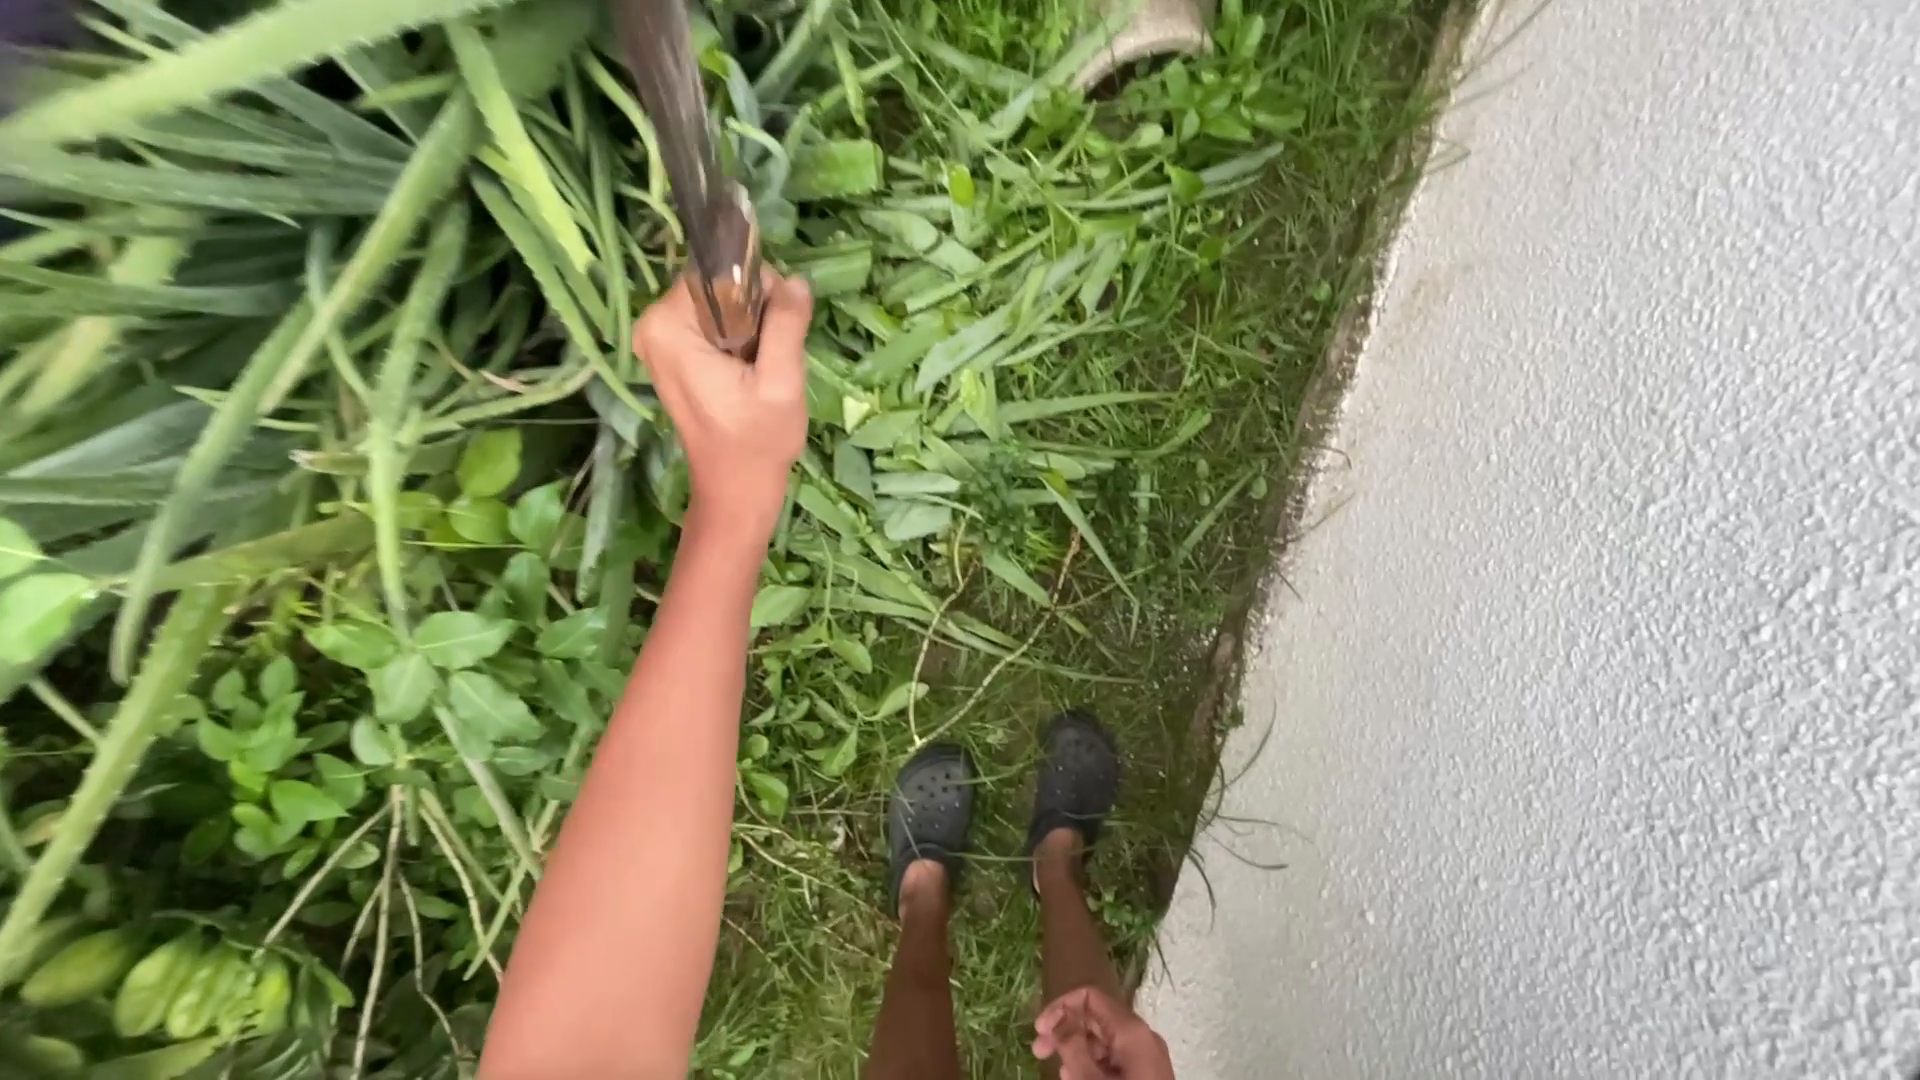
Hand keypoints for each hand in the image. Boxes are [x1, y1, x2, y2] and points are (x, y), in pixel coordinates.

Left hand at [632, 271, 812, 540]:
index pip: (720, 272)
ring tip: (764, 368)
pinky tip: (752, 373)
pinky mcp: (674, 356)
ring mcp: (659, 341)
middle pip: (719, 287)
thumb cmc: (757, 442)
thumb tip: (795, 280)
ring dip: (753, 329)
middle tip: (774, 356)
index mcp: (668, 325)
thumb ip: (786, 324)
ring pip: (722, 306)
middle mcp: (653, 325)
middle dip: (756, 312)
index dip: (760, 291)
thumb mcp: (781, 382)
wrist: (737, 489)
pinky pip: (715, 326)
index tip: (782, 326)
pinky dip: (741, 342)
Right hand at [1032, 986, 1174, 1079]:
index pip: (1090, 998)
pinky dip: (1094, 1067)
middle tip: (1039, 1053)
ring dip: (1077, 1053)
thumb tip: (1058, 1019)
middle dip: (1065, 1033)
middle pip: (1096, 1019)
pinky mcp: (1148, 1077)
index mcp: (1131, 1030)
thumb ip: (1071, 1044)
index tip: (1039, 1031)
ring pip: (1104, 1042)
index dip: (1059, 1007)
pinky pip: (1116, 1062)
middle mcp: (1143, 1037)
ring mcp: (1148, 1059)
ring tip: (1062, 1075)